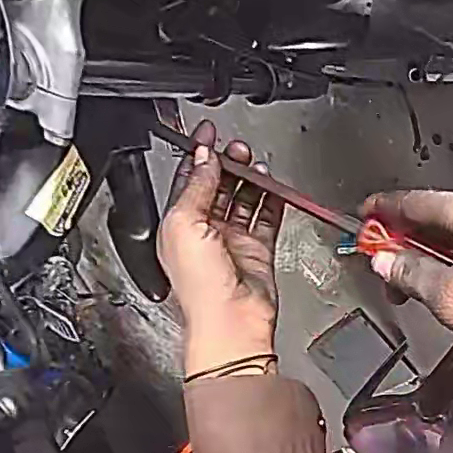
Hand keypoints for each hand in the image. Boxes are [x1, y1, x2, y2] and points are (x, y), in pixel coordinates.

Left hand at [157, 121, 284, 377]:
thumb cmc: (200, 287)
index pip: (187, 180)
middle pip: (217, 186)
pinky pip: (267, 219)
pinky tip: (273, 186)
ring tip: (255, 161)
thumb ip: (196, 186)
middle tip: (237, 148)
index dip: (197, 154)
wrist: (231, 320)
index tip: (208, 132)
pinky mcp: (258, 252)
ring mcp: (233, 242)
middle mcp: (205, 233)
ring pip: (243, 199)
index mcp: (178, 225)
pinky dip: (271, 200)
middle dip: (226, 163)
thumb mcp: (184, 223)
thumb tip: (204, 158)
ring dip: (249, 178)